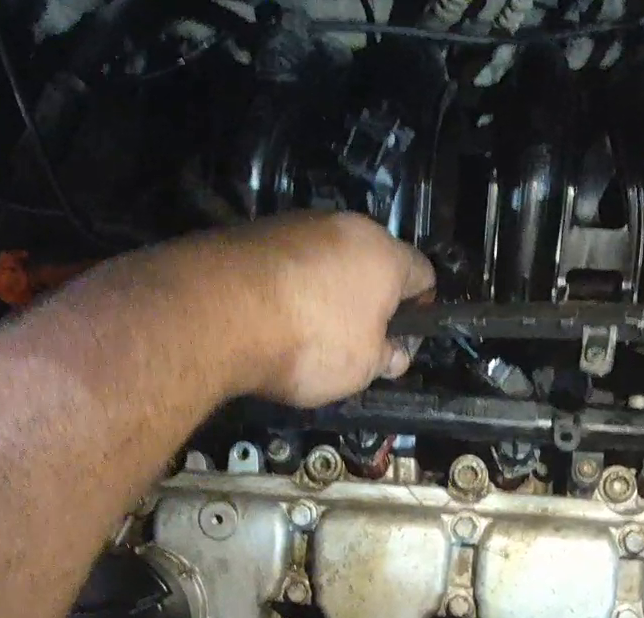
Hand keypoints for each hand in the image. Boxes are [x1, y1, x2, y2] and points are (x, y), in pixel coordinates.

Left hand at [141, 211, 435, 406]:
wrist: (219, 312)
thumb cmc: (309, 341)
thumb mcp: (363, 367)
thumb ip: (387, 356)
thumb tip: (394, 353)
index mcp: (385, 254)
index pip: (424, 275)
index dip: (420, 311)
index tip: (401, 341)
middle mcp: (344, 227)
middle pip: (370, 264)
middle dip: (367, 301)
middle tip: (353, 344)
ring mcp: (295, 225)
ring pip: (325, 261)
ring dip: (324, 293)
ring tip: (304, 336)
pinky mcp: (252, 233)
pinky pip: (285, 265)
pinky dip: (286, 289)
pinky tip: (270, 321)